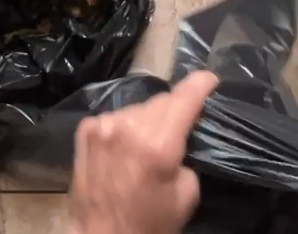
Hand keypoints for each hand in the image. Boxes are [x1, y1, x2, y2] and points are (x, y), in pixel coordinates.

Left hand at [66, 70, 219, 233]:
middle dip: (174, 111)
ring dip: (147, 120)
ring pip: (138, 107)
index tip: (211, 78)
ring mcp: (104, 123)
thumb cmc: (149, 224)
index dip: (200, 84)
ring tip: (146, 145)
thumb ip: (187, 155)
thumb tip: (182, 134)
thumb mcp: (186, 196)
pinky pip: (116, 116)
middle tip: (179, 131)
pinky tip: (124, 147)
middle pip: (162, 101)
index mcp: (158, 144)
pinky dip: (125, 126)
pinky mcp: (87, 127)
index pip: (184, 98)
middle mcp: (129, 124)